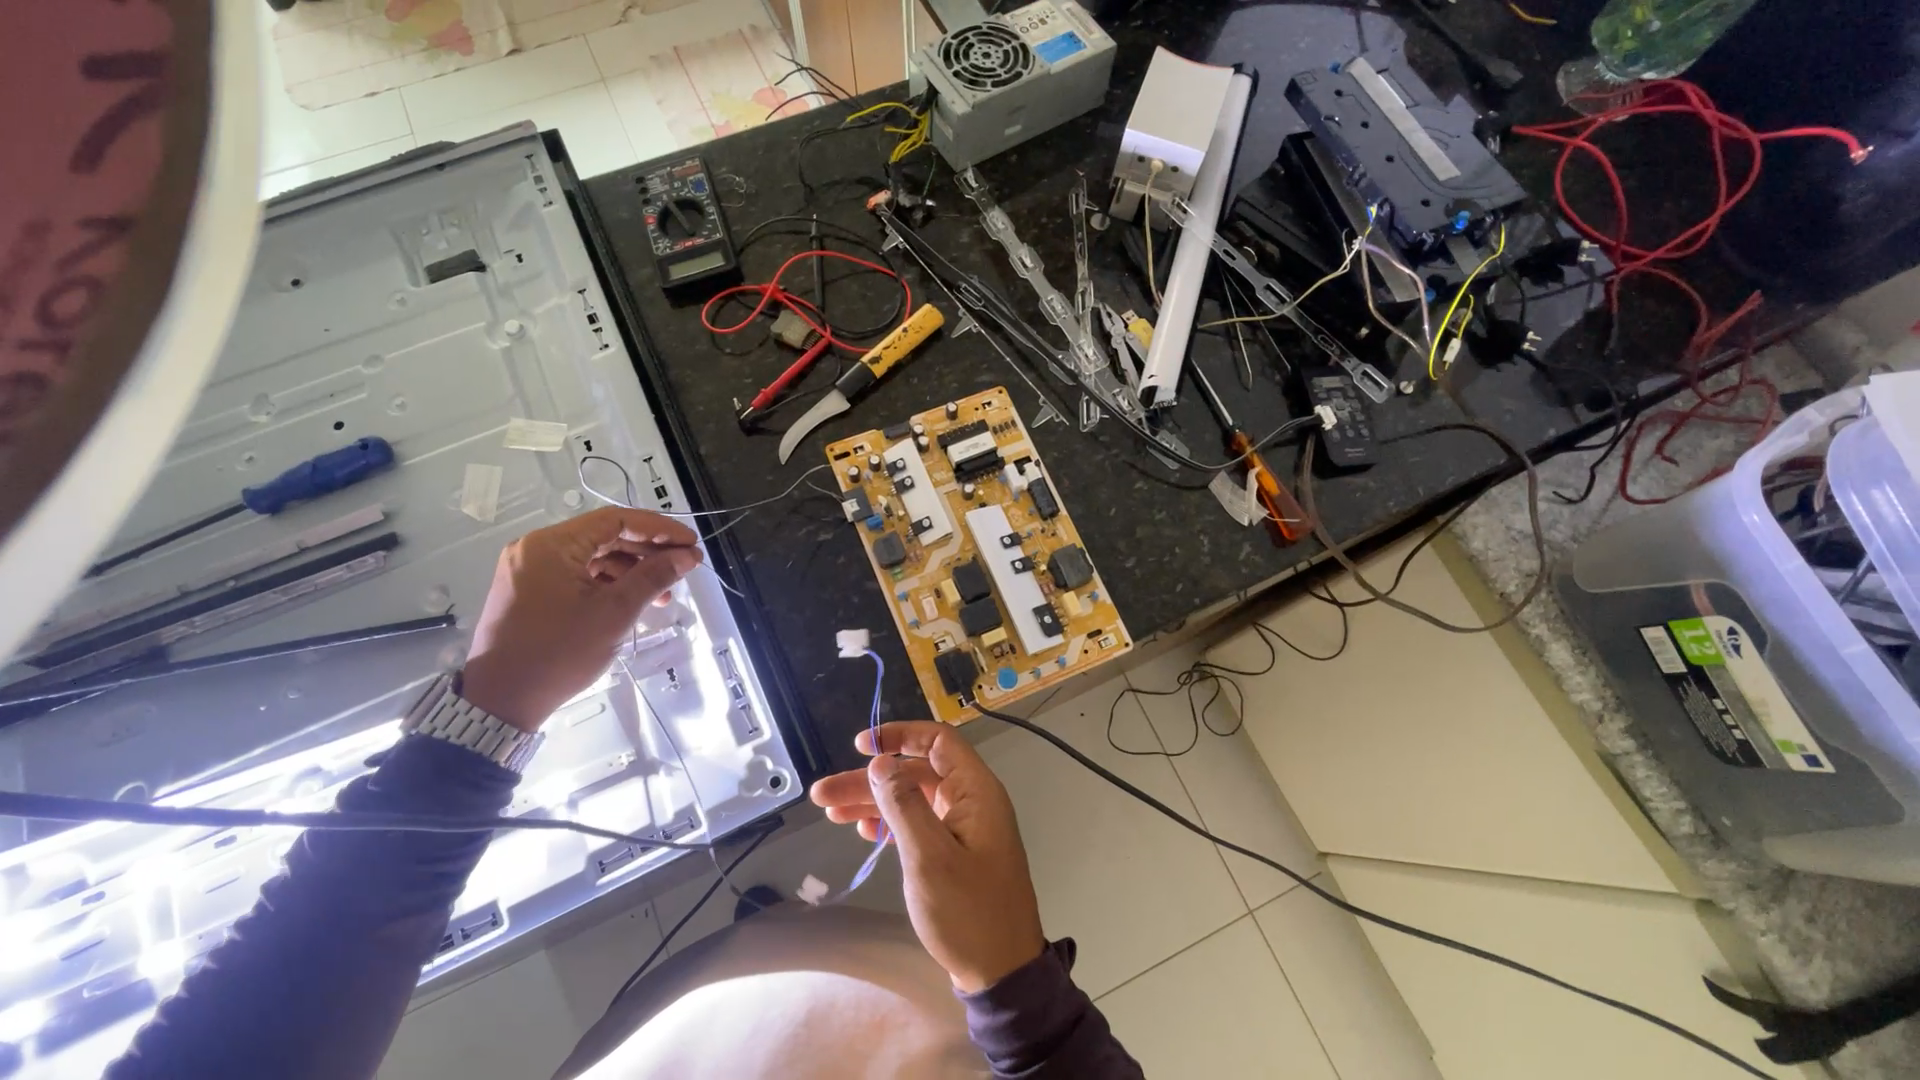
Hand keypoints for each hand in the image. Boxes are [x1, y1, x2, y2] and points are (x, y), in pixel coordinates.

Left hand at [462, 507, 701, 731]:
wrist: (502, 700)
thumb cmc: (559, 652)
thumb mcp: (614, 613)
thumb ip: (653, 577)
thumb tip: (688, 556)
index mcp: (551, 545)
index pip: (615, 520)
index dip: (658, 528)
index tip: (690, 543)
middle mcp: (536, 548)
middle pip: (603, 536)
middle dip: (647, 550)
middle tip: (683, 565)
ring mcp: (530, 569)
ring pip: (592, 556)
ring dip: (631, 569)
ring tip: (663, 592)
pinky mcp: (530, 590)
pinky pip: (577, 574)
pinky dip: (607, 583)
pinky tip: (633, 600)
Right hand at [809, 721, 1045, 992]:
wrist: (1002, 972)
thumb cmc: (968, 911)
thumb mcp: (929, 856)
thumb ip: (904, 805)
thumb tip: (881, 762)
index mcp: (976, 791)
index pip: (938, 741)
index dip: (900, 736)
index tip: (861, 745)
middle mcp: (972, 802)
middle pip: (916, 773)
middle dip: (870, 779)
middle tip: (822, 793)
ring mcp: (965, 828)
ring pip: (913, 799)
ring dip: (873, 802)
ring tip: (829, 811)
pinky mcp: (956, 853)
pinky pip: (919, 824)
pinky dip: (890, 824)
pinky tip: (863, 830)